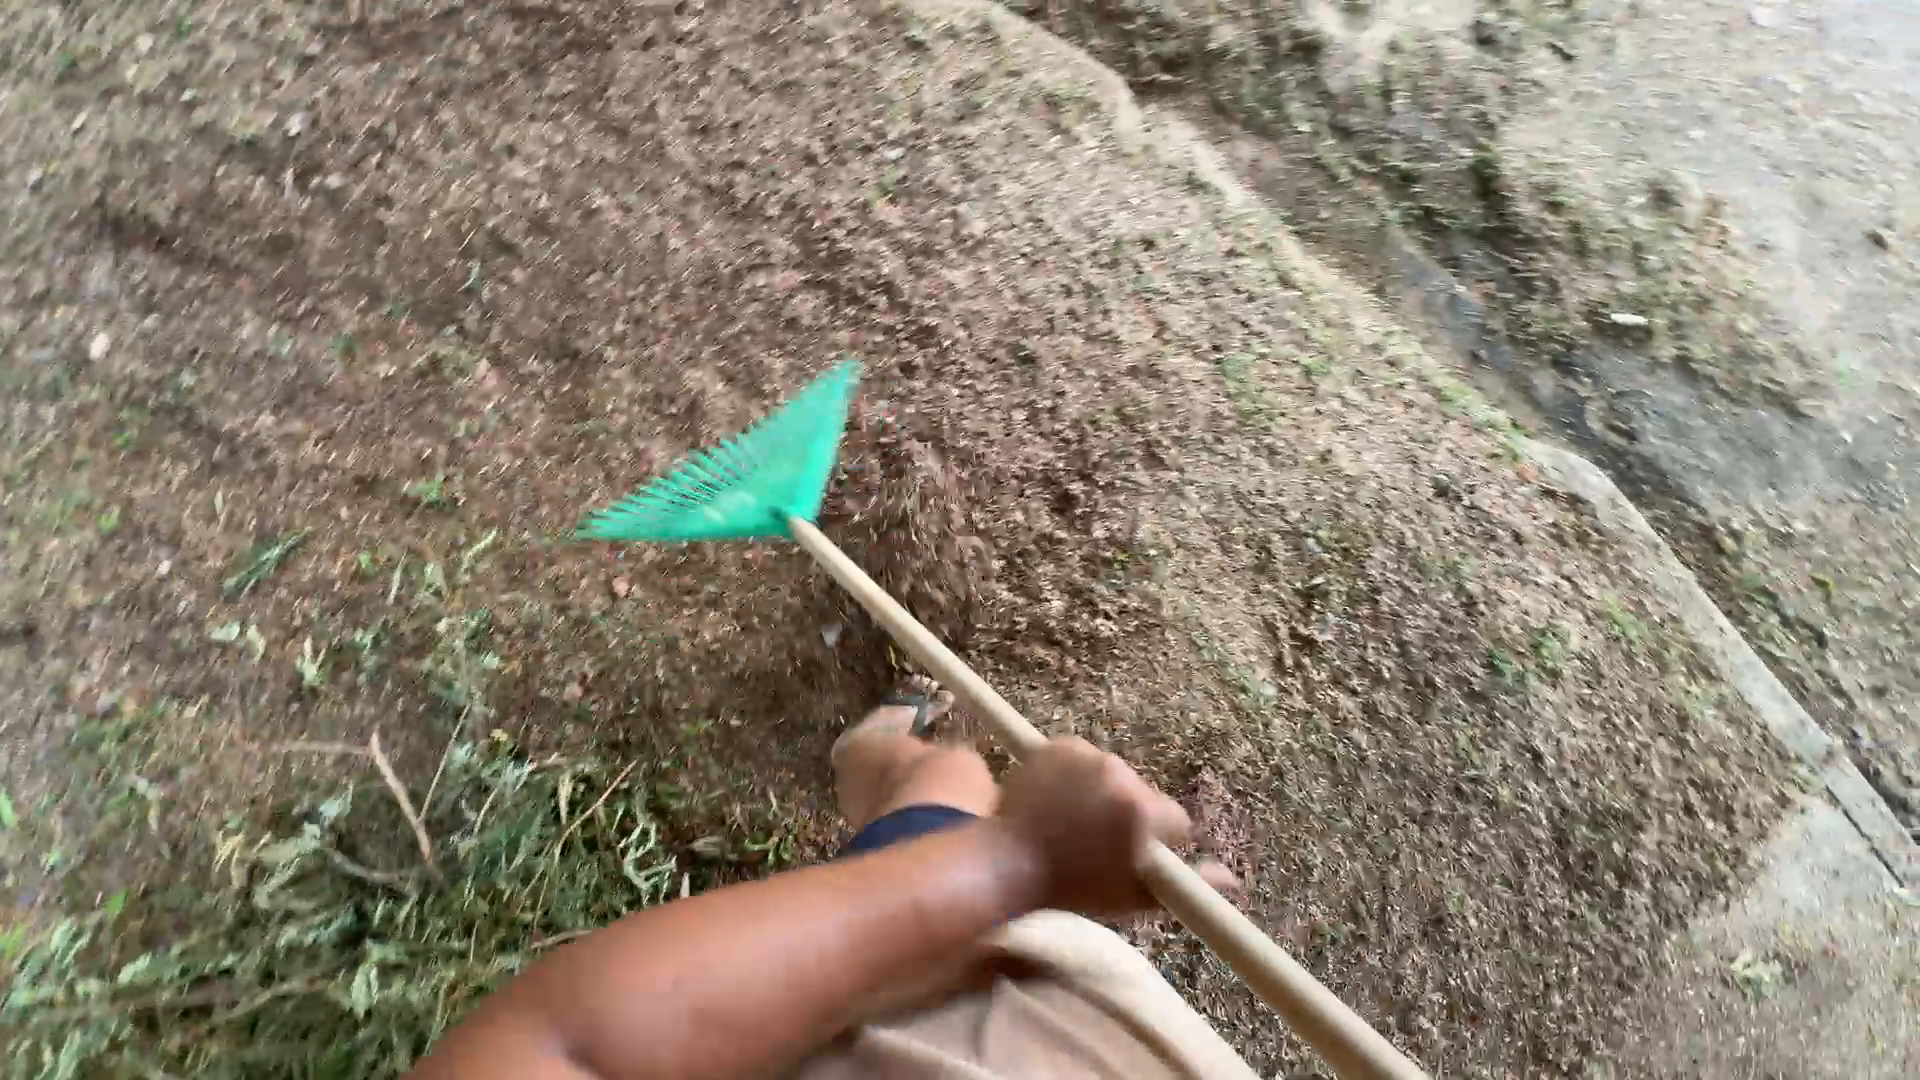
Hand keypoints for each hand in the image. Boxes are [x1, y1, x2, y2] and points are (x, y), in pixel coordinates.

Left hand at [992, 738, 1233, 915]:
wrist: (1006, 858)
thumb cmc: (1073, 887)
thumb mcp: (1134, 896)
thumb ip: (1189, 886)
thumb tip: (1234, 880)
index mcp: (1143, 810)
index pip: (1177, 820)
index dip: (1159, 841)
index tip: (1134, 854)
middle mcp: (1120, 772)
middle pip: (1142, 794)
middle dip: (1129, 814)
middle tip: (1096, 842)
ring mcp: (1086, 754)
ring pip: (1112, 775)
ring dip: (1102, 792)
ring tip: (1072, 821)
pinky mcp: (1059, 744)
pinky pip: (1082, 758)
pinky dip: (1076, 774)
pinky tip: (1058, 799)